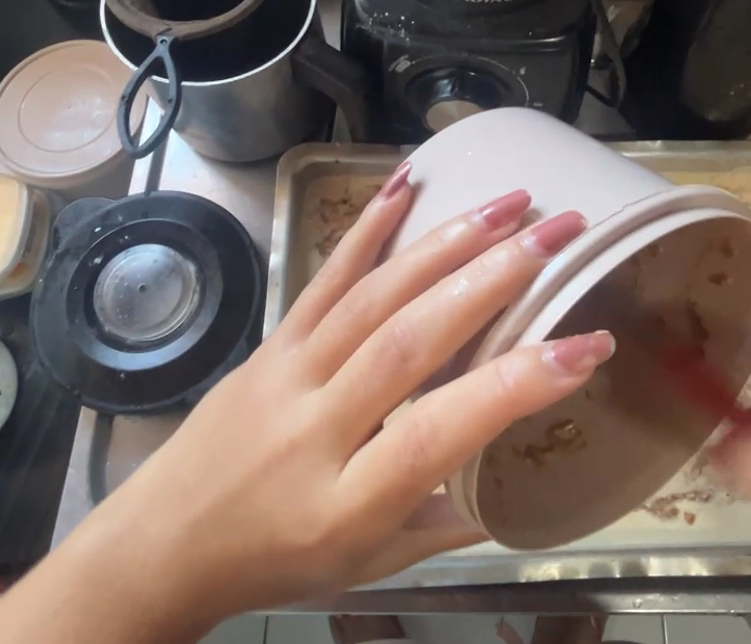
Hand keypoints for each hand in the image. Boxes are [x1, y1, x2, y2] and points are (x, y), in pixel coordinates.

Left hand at [0, 167, 613, 643]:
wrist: (164, 539)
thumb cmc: (276, 561)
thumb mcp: (368, 566)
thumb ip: (443, 523)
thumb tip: (511, 480)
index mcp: (349, 498)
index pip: (441, 430)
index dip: (516, 385)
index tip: (586, 345)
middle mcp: (318, 423)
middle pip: (409, 339)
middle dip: (493, 279)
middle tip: (561, 233)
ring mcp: (289, 369)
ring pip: (374, 295)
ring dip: (447, 242)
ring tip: (509, 202)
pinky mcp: (272, 339)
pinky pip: (324, 276)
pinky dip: (367, 227)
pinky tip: (404, 184)